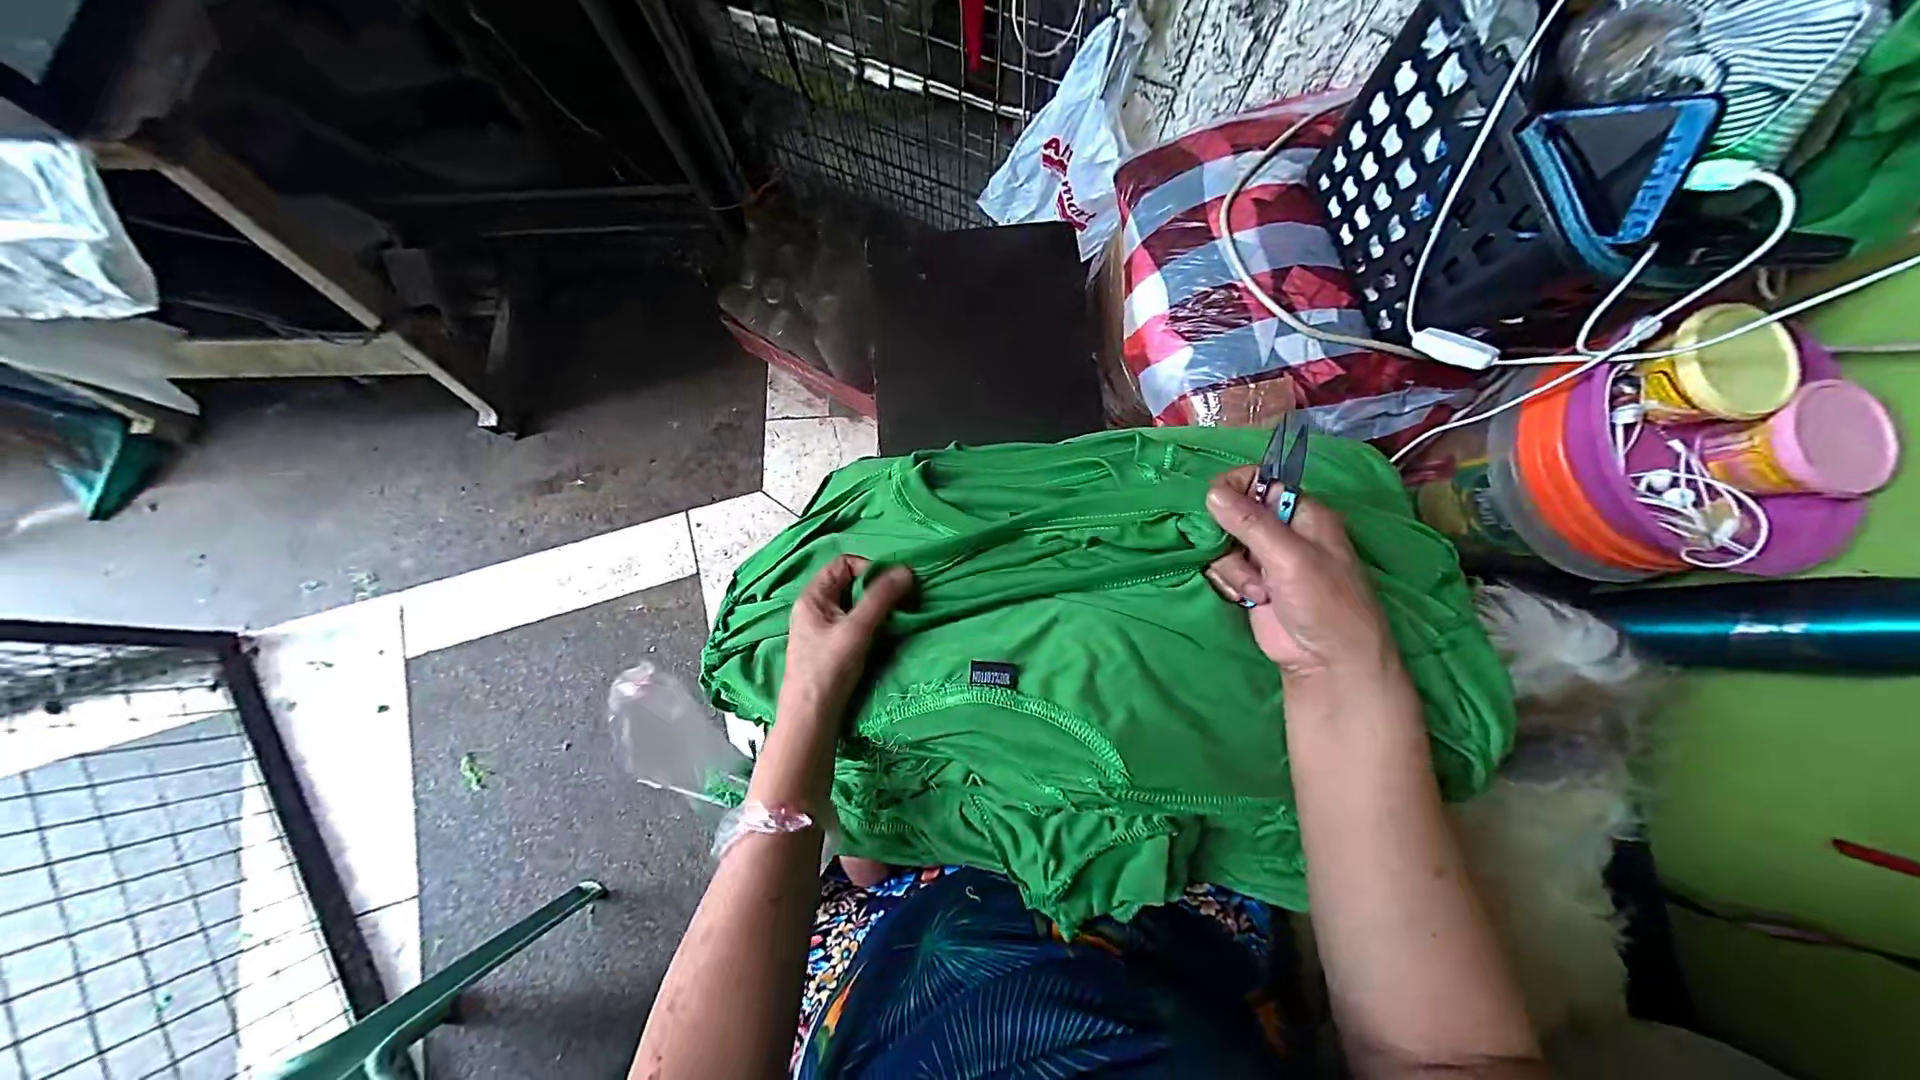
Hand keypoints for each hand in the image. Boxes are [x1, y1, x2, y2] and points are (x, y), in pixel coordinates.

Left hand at [781, 555, 914, 718]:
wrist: (812, 717)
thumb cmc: (828, 670)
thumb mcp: (856, 629)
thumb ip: (881, 599)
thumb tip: (906, 571)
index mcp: (813, 597)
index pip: (844, 564)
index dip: (869, 568)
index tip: (892, 584)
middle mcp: (816, 608)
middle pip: (851, 583)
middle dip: (877, 588)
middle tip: (901, 599)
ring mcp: (824, 628)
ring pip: (855, 604)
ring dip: (877, 607)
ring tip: (897, 616)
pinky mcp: (833, 647)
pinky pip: (856, 623)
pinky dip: (872, 623)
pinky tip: (885, 633)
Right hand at [1204, 466, 1399, 687]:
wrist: (1327, 662)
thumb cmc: (1324, 604)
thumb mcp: (1290, 558)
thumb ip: (1251, 523)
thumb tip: (1212, 492)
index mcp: (1302, 514)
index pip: (1260, 481)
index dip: (1236, 489)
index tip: (1218, 504)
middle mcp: (1281, 531)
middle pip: (1233, 513)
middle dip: (1229, 535)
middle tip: (1238, 552)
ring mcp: (1264, 559)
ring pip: (1223, 544)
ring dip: (1233, 568)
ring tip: (1258, 590)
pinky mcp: (1250, 583)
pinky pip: (1222, 569)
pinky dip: (1230, 583)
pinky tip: (1249, 599)